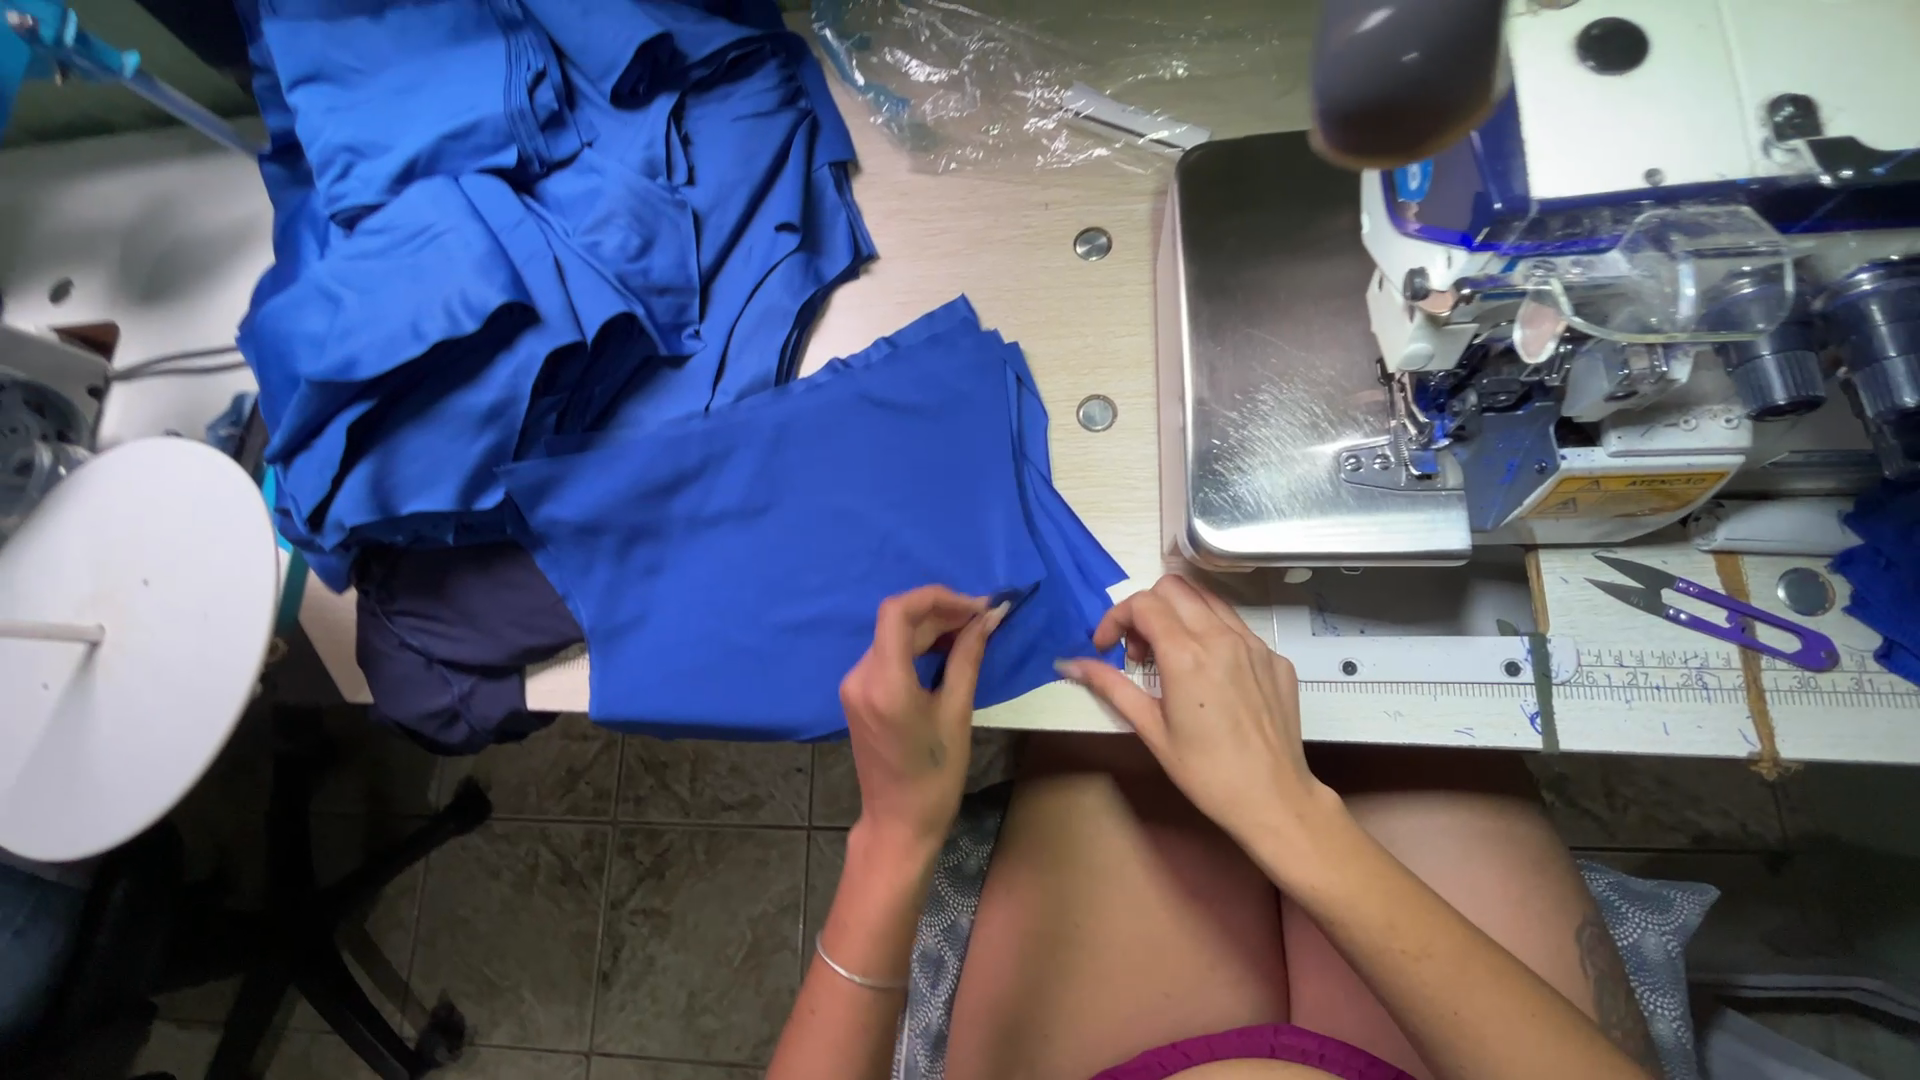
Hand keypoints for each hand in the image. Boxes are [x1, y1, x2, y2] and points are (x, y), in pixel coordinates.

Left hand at [840, 586, 1008, 852]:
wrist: (898, 823)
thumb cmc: (934, 777)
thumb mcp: (957, 713)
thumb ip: (968, 658)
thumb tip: (987, 618)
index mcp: (884, 682)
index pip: (898, 611)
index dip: (937, 598)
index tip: (975, 607)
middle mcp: (860, 675)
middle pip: (898, 622)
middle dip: (942, 613)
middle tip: (983, 619)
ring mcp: (854, 684)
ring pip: (893, 635)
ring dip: (931, 627)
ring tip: (972, 631)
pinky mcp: (858, 693)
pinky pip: (888, 654)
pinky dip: (918, 646)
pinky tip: (947, 650)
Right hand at [1055, 575, 1335, 844]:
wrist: (1274, 799)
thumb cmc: (1205, 772)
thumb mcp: (1150, 729)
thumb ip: (1110, 686)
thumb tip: (1068, 663)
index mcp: (1186, 654)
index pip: (1142, 604)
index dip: (1115, 618)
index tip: (1106, 648)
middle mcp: (1222, 637)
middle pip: (1174, 587)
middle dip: (1146, 609)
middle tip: (1139, 651)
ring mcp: (1255, 644)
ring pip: (1208, 599)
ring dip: (1179, 615)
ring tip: (1171, 656)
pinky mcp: (1276, 657)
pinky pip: (1237, 626)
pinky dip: (1212, 634)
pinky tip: (1210, 676)